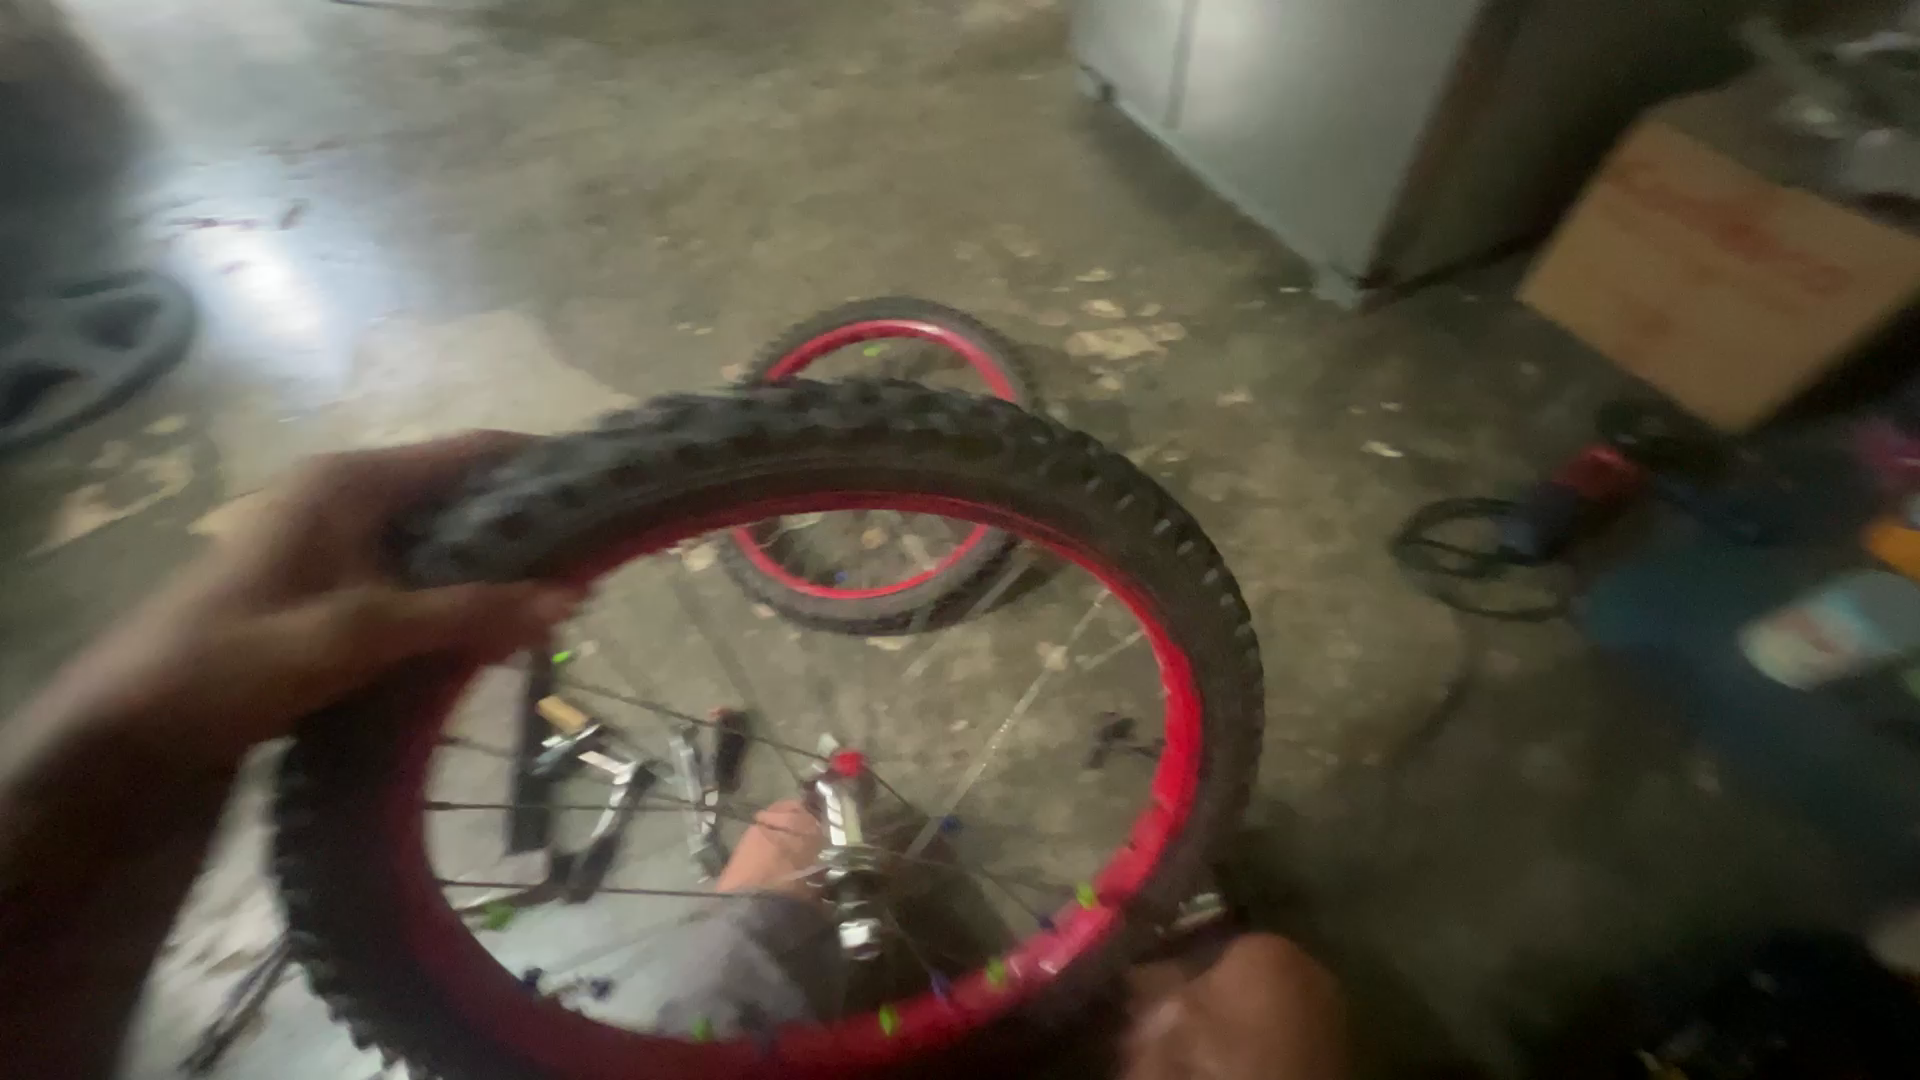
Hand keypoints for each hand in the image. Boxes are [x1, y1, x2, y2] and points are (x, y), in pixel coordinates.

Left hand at [47, 432, 580, 765]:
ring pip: (456, 535)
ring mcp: (349, 538)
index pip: (474, 451)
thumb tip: (574, 599)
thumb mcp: (361, 632)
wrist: (131, 733)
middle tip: (596, 554)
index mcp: (355, 482)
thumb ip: (471, 611)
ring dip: (508, 563)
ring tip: (567, 591)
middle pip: (471, 493)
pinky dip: (474, 590)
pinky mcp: (348, 578)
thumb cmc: (234, 660)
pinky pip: (433, 570)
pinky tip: (507, 622)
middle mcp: (357, 496)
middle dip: (534, 522)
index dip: (543, 463)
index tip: (606, 487)